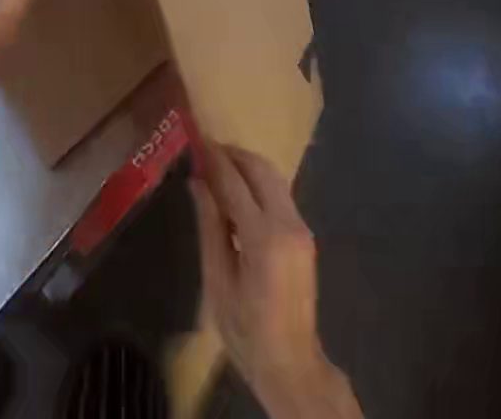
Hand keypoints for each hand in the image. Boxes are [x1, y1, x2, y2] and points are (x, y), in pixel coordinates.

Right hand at [190, 144, 356, 417]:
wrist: (292, 363)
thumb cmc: (245, 329)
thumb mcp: (217, 279)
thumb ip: (209, 225)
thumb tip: (197, 181)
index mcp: (264, 238)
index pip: (234, 182)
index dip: (214, 158)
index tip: (196, 138)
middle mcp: (288, 224)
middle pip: (260, 169)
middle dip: (233, 154)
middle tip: (205, 148)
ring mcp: (301, 228)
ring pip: (273, 177)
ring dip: (246, 164)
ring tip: (217, 163)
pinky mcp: (304, 234)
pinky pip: (279, 193)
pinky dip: (257, 181)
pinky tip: (237, 188)